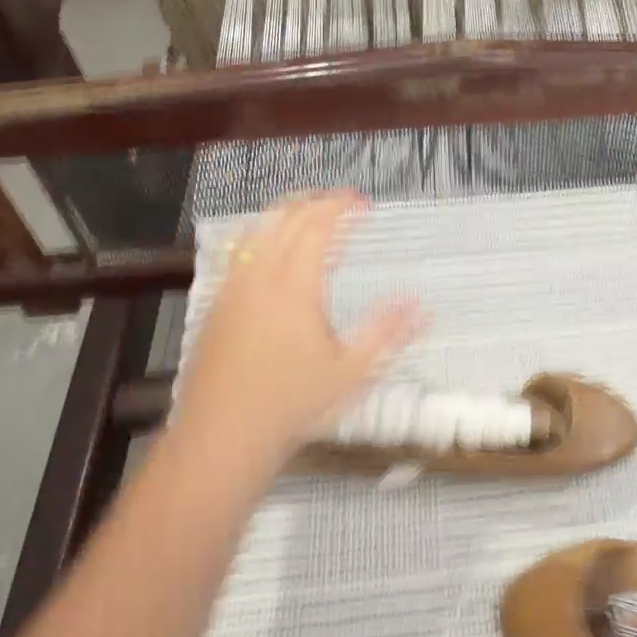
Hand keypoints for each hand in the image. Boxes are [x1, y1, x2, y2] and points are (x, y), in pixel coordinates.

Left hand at [175, 190, 421, 455]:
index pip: (319, 225)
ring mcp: (233, 289)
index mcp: (295, 285)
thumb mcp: (351, 372)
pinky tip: (267, 250)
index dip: (342, 206)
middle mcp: (260, 278)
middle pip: (286, 217)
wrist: (222, 435)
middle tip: (340, 205)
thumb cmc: (288, 406)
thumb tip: (420, 307)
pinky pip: (237, 251)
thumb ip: (387, 332)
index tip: (362, 204)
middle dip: (316, 202)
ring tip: (306, 214)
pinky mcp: (216, 305)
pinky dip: (260, 235)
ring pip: (257, 229)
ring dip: (285, 213)